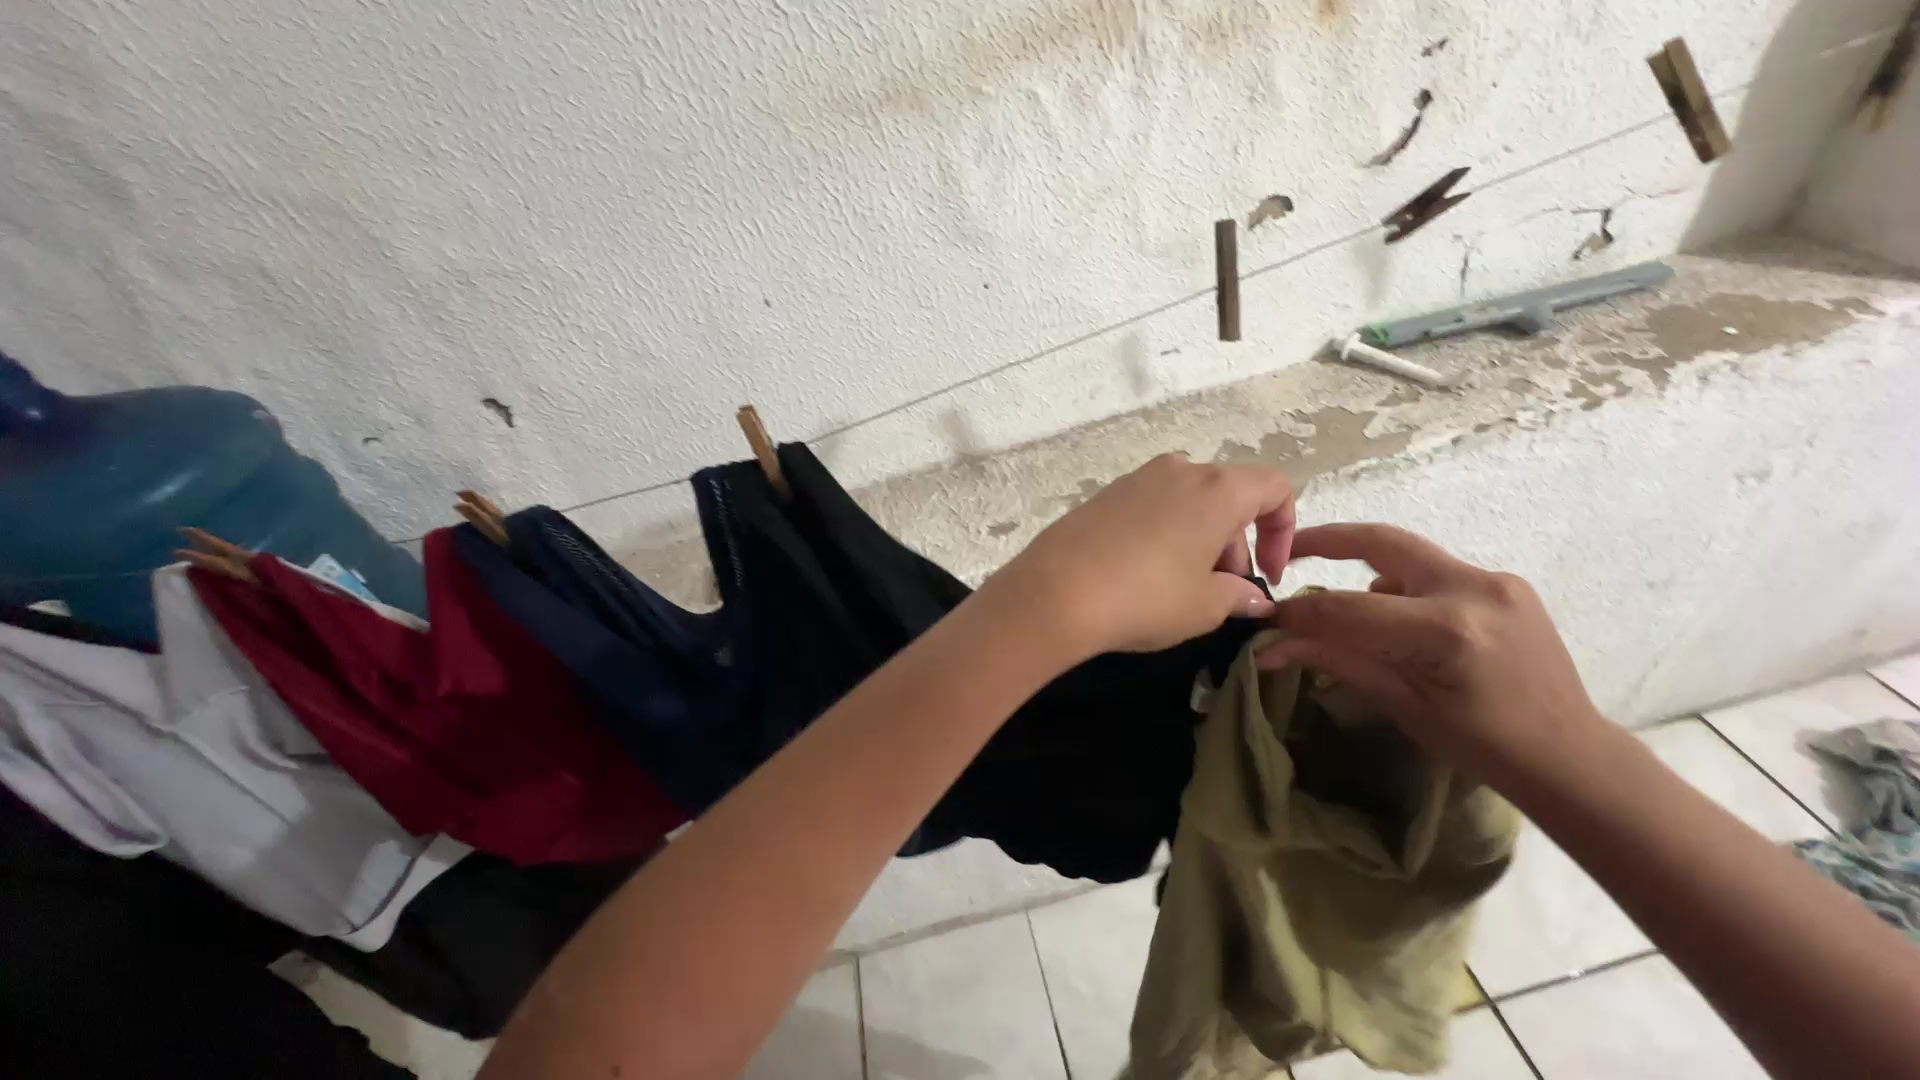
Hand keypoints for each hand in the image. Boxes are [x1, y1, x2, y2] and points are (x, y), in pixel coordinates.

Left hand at [983, 453, 1294, 658]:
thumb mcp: (1205, 607)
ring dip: (1199, 543)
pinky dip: (1163, 537)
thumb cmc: (1146, 598)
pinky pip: (1151, 510)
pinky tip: (1142, 579)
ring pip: (1187, 505)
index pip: (1274, 488)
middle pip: (1227, 499)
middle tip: (1221, 595)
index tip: (1267, 576)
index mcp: (1216, 488)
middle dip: (1235, 546)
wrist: (1054, 593)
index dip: (1283, 533)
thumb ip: (1239, 596)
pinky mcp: (1102, 496)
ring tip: (1181, 592)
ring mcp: (1135, 479)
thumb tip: (1253, 598)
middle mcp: (1178, 470)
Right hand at [1258, 523, 1604, 786]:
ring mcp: (1496, 580)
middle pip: (1382, 540)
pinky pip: (1437, 571)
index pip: (1347, 607)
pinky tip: (1403, 622)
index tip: (1263, 615)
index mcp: (1446, 630)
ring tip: (1354, 615)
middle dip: (1327, 539)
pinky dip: (1405, 587)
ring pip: (1409, 557)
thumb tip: (1268, 648)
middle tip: (1286, 549)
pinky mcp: (1506, 583)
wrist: (1570, 755)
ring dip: (1370, 574)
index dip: (1298, 612)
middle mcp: (1474, 588)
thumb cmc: (1481, 745)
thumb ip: (1336, 660)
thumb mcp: (1402, 704)